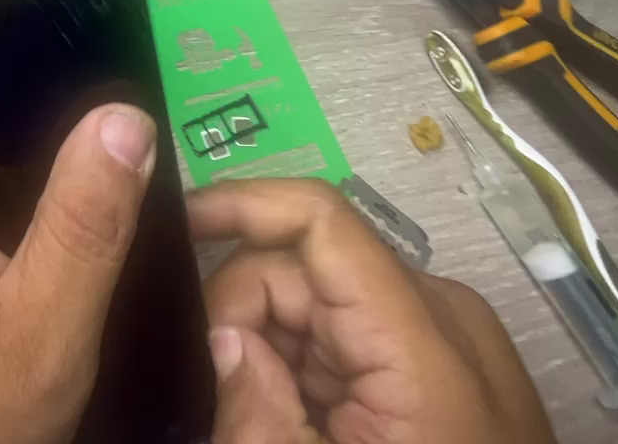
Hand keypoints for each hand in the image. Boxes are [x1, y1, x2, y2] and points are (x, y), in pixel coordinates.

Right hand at [191, 179, 555, 443]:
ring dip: (267, 341)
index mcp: (423, 344)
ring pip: (311, 296)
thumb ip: (253, 408)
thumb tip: (223, 338)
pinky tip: (295, 414)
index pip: (321, 220)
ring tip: (262, 412)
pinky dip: (298, 361)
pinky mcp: (435, 360)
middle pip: (300, 265)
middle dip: (241, 309)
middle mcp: (438, 315)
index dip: (242, 203)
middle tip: (214, 383)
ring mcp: (441, 338)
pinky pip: (338, 330)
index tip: (176, 225)